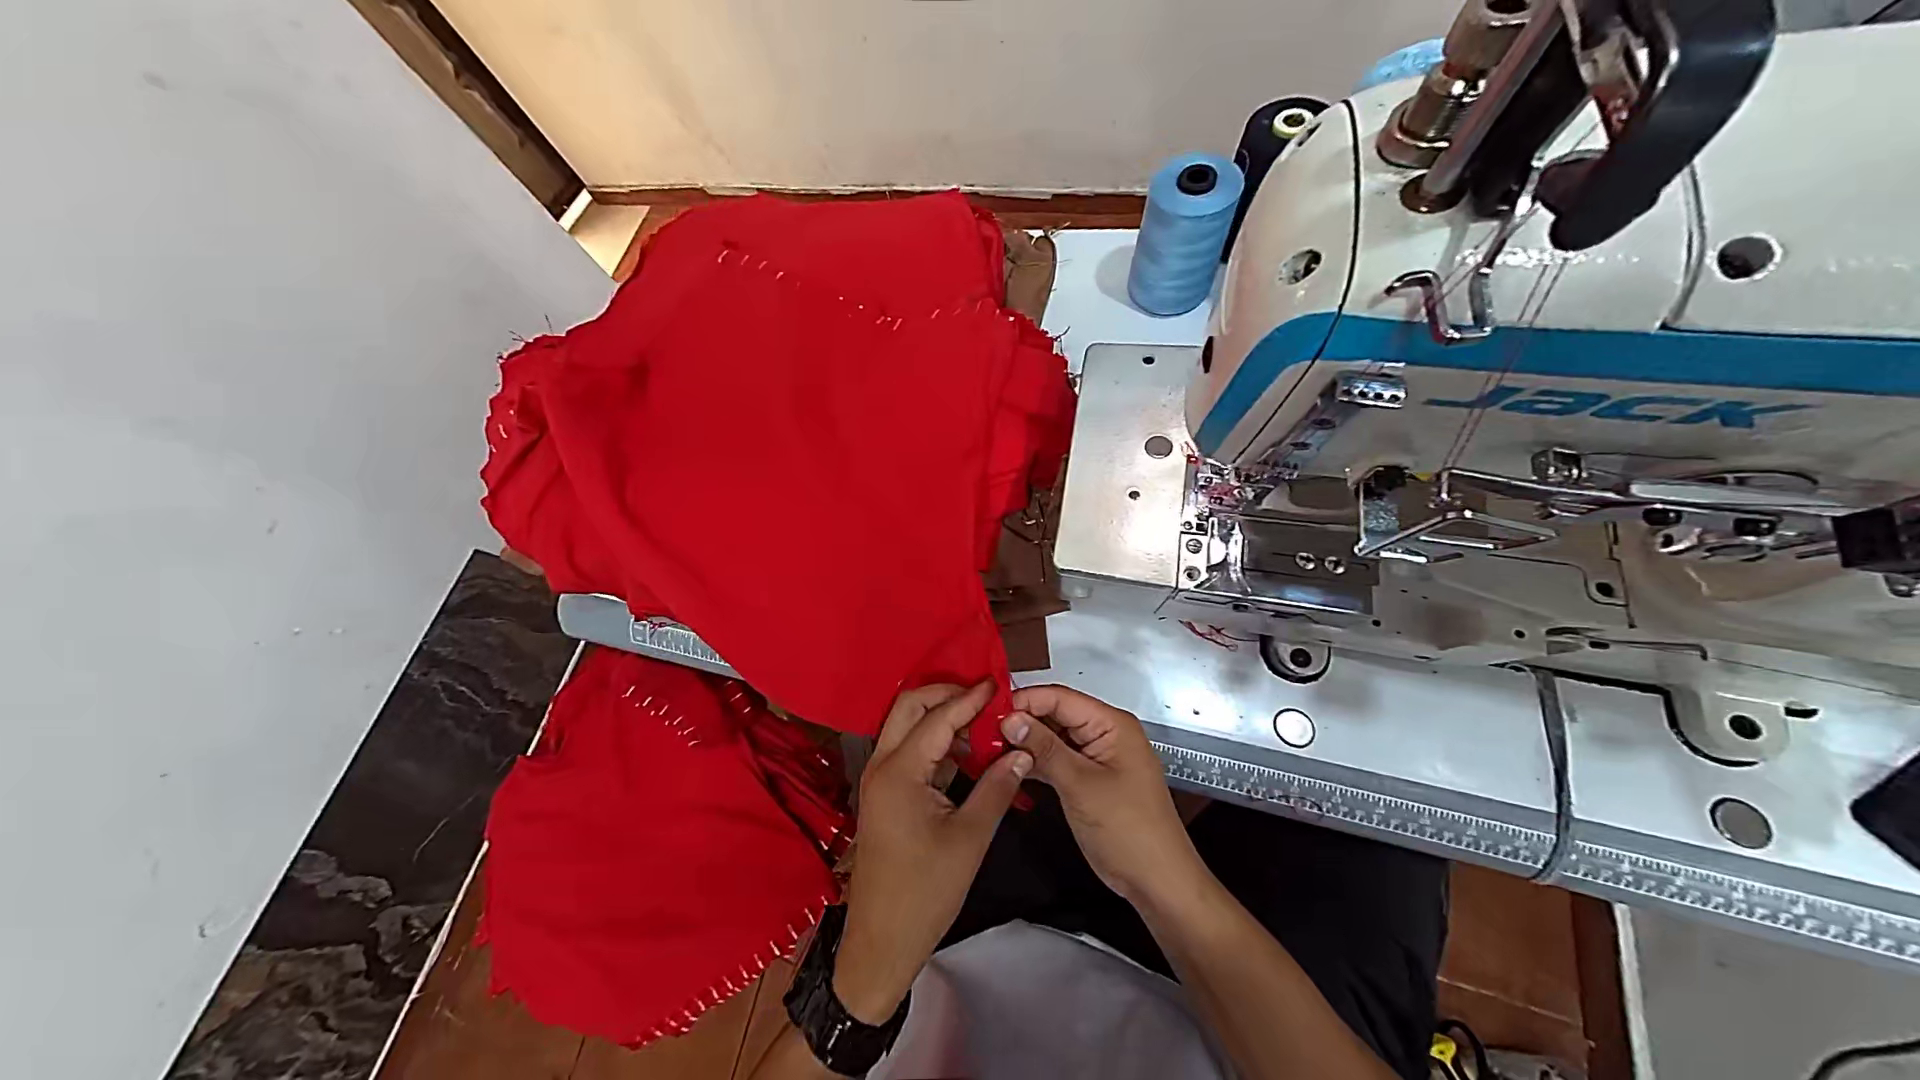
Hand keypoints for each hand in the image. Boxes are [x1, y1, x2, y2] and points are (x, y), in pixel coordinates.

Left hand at [834, 682, 1031, 1022]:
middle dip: (946, 695)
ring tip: (982, 725)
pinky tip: (965, 755)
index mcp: (899, 772)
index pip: (938, 717)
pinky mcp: (883, 794)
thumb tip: (1021, 752)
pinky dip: (935, 744)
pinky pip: (908, 751)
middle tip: (985, 699)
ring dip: (941, 718)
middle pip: (910, 707)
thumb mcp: (971, 838)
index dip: (970, 698)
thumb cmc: (926, 892)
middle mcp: (881, 765)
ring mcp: (878, 779)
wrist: (882, 940)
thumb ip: (996, 788)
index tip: (998, 685)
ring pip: (906, 727)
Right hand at [1000, 685, 1203, 906]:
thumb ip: (1044, 748)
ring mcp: (1095, 756)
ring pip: (1052, 737)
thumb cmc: (1129, 830)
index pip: (1059, 697)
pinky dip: (1034, 762)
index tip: (990, 712)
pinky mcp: (1087, 777)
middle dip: (1020, 721)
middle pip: (1054, 714)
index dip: (1024, 700)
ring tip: (987, 748)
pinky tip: (1007, 766)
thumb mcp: (1080, 784)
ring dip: (1024, 742)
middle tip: (983, 731)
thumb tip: (1011, 719)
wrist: (1156, 881)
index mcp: (1111, 724)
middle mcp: (1103, 732)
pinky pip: (1056, 758)